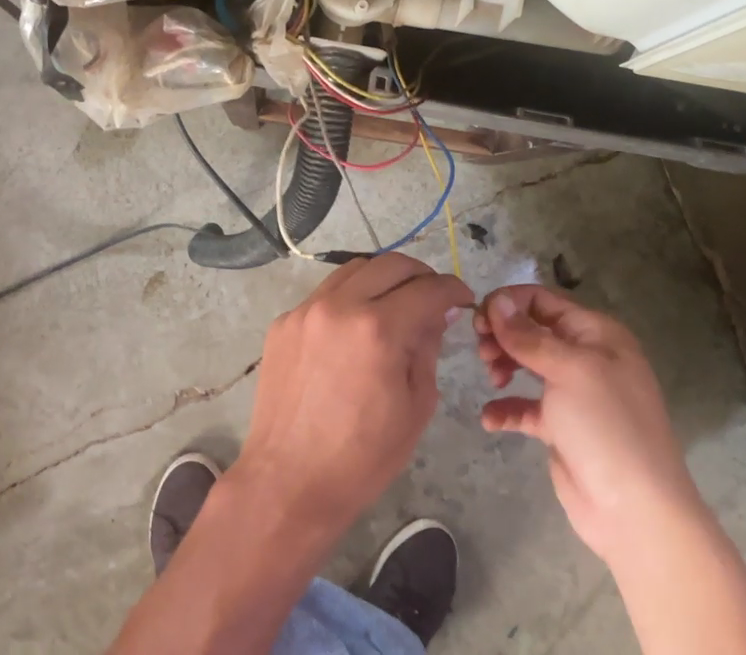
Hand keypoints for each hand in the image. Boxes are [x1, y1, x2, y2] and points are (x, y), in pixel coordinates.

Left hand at [230, 253, 471, 535]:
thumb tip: (437, 314)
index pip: (427, 288)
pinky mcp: (283, 323)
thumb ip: (428, 348)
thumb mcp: (416, 405)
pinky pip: (324, 294)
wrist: (289, 481)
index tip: (462, 298)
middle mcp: (339, 306)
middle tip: (433, 297)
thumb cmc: (363, 456)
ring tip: (396, 304)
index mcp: (378, 329)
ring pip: (353, 270)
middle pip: (390, 264)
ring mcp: (305, 311)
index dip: (452, 289)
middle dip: (420, 275)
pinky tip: (356, 329)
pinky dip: (349, 298)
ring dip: (382, 278)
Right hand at [474, 285, 700, 562]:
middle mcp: (586, 358)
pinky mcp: (562, 429)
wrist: (634, 508)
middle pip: (533, 331)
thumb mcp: (569, 370)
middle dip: (503, 335)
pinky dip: (507, 409)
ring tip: (492, 381)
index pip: (543, 301)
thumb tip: (496, 301)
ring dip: (503, 366)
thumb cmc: (606, 425)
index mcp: (596, 334)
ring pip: (527, 366)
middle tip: (482, 354)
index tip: (478, 321)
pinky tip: (491, 419)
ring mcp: (574, 395)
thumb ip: (528, 336)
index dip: (508, 305)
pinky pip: (526, 409)